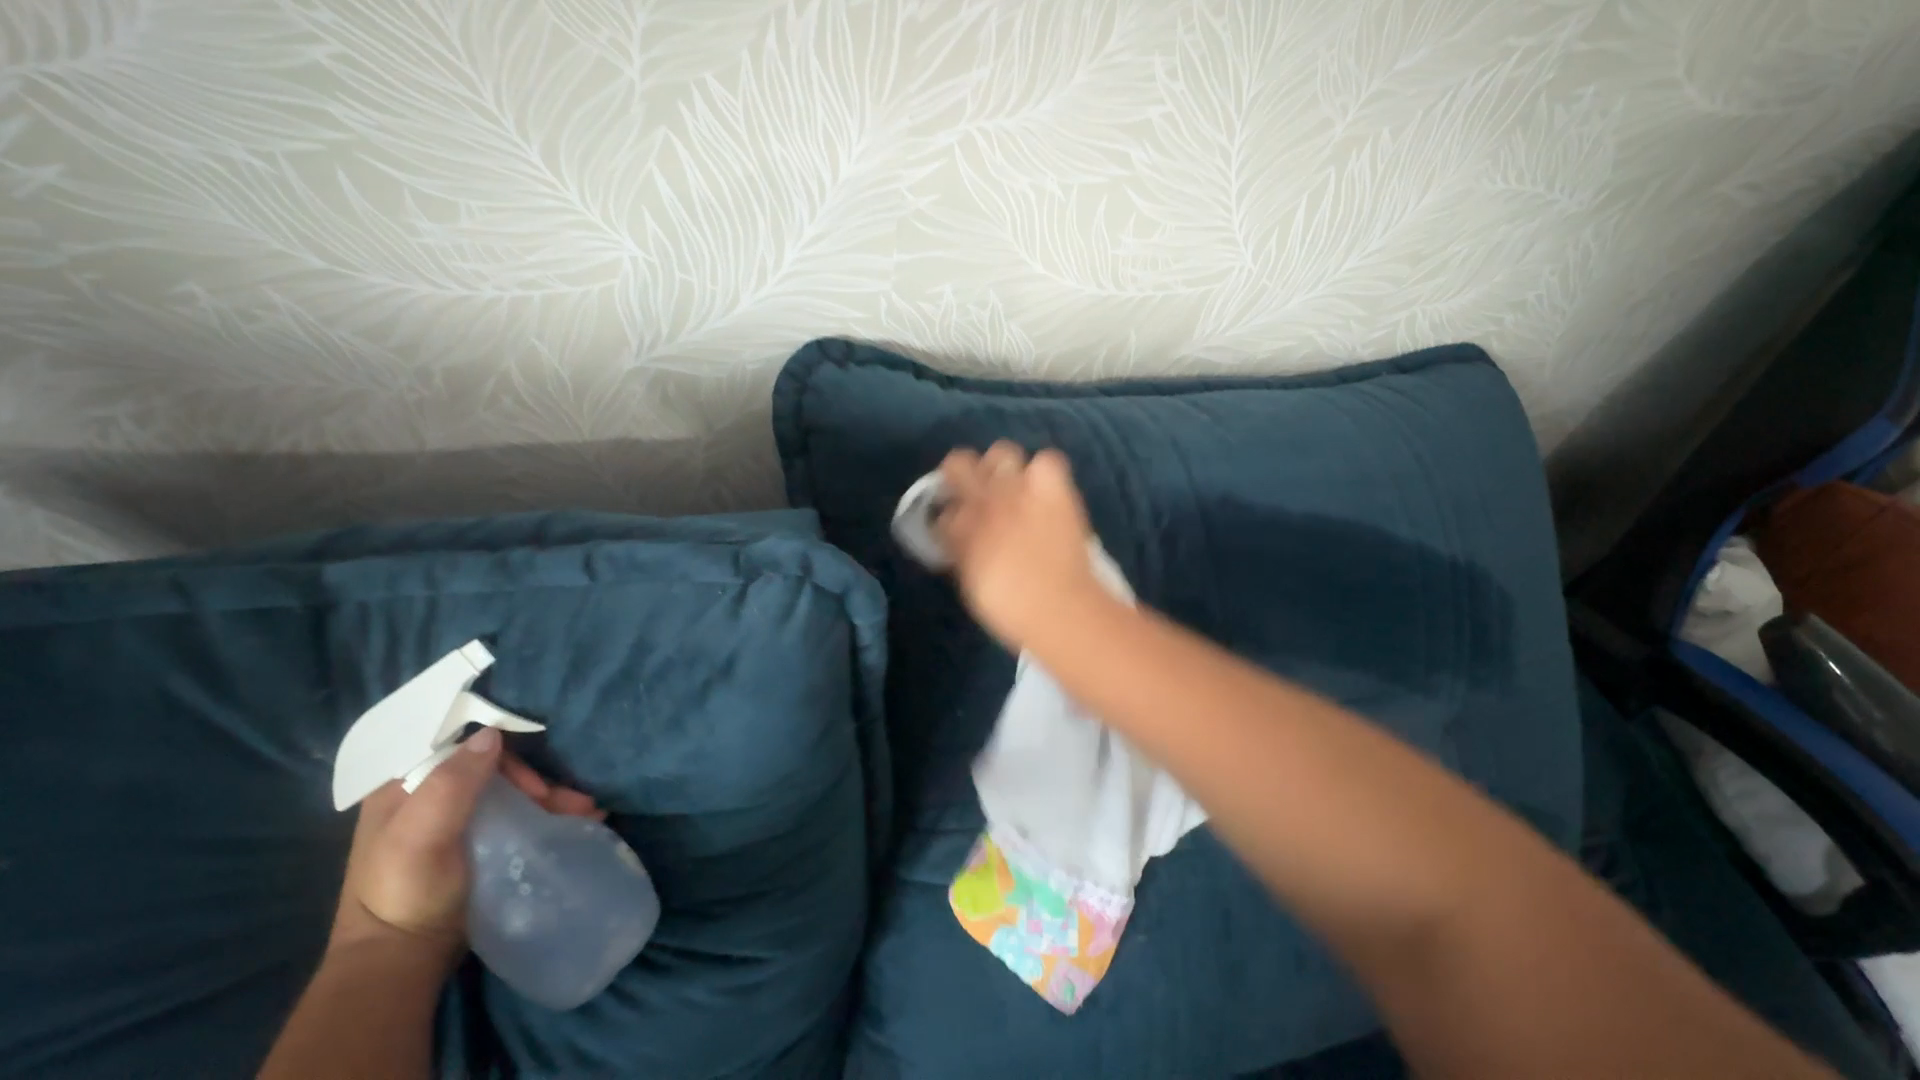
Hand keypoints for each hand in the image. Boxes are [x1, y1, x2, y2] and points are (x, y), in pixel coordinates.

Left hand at [330, 728, 606, 956]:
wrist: (400, 962)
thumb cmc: (404, 893)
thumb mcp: (421, 835)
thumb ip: (453, 783)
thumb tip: (492, 733)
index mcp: (403, 785)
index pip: (459, 745)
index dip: (500, 752)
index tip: (530, 781)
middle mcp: (428, 796)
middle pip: (492, 769)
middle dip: (536, 781)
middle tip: (568, 802)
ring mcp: (453, 823)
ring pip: (509, 793)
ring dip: (550, 798)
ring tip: (589, 812)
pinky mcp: (475, 847)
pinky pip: (516, 816)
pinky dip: (546, 815)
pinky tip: (577, 821)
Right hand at [935, 441, 1105, 648]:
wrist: (1060, 607)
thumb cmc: (1012, 609)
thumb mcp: (973, 584)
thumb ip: (963, 554)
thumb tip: (960, 539)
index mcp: (960, 530)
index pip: (943, 509)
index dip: (948, 514)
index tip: (954, 523)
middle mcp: (983, 502)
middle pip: (959, 463)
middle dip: (963, 475)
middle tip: (976, 491)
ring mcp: (1019, 490)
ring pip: (1001, 452)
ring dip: (1003, 467)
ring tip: (1013, 485)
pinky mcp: (1053, 488)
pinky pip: (1045, 461)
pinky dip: (1043, 472)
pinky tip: (1043, 488)